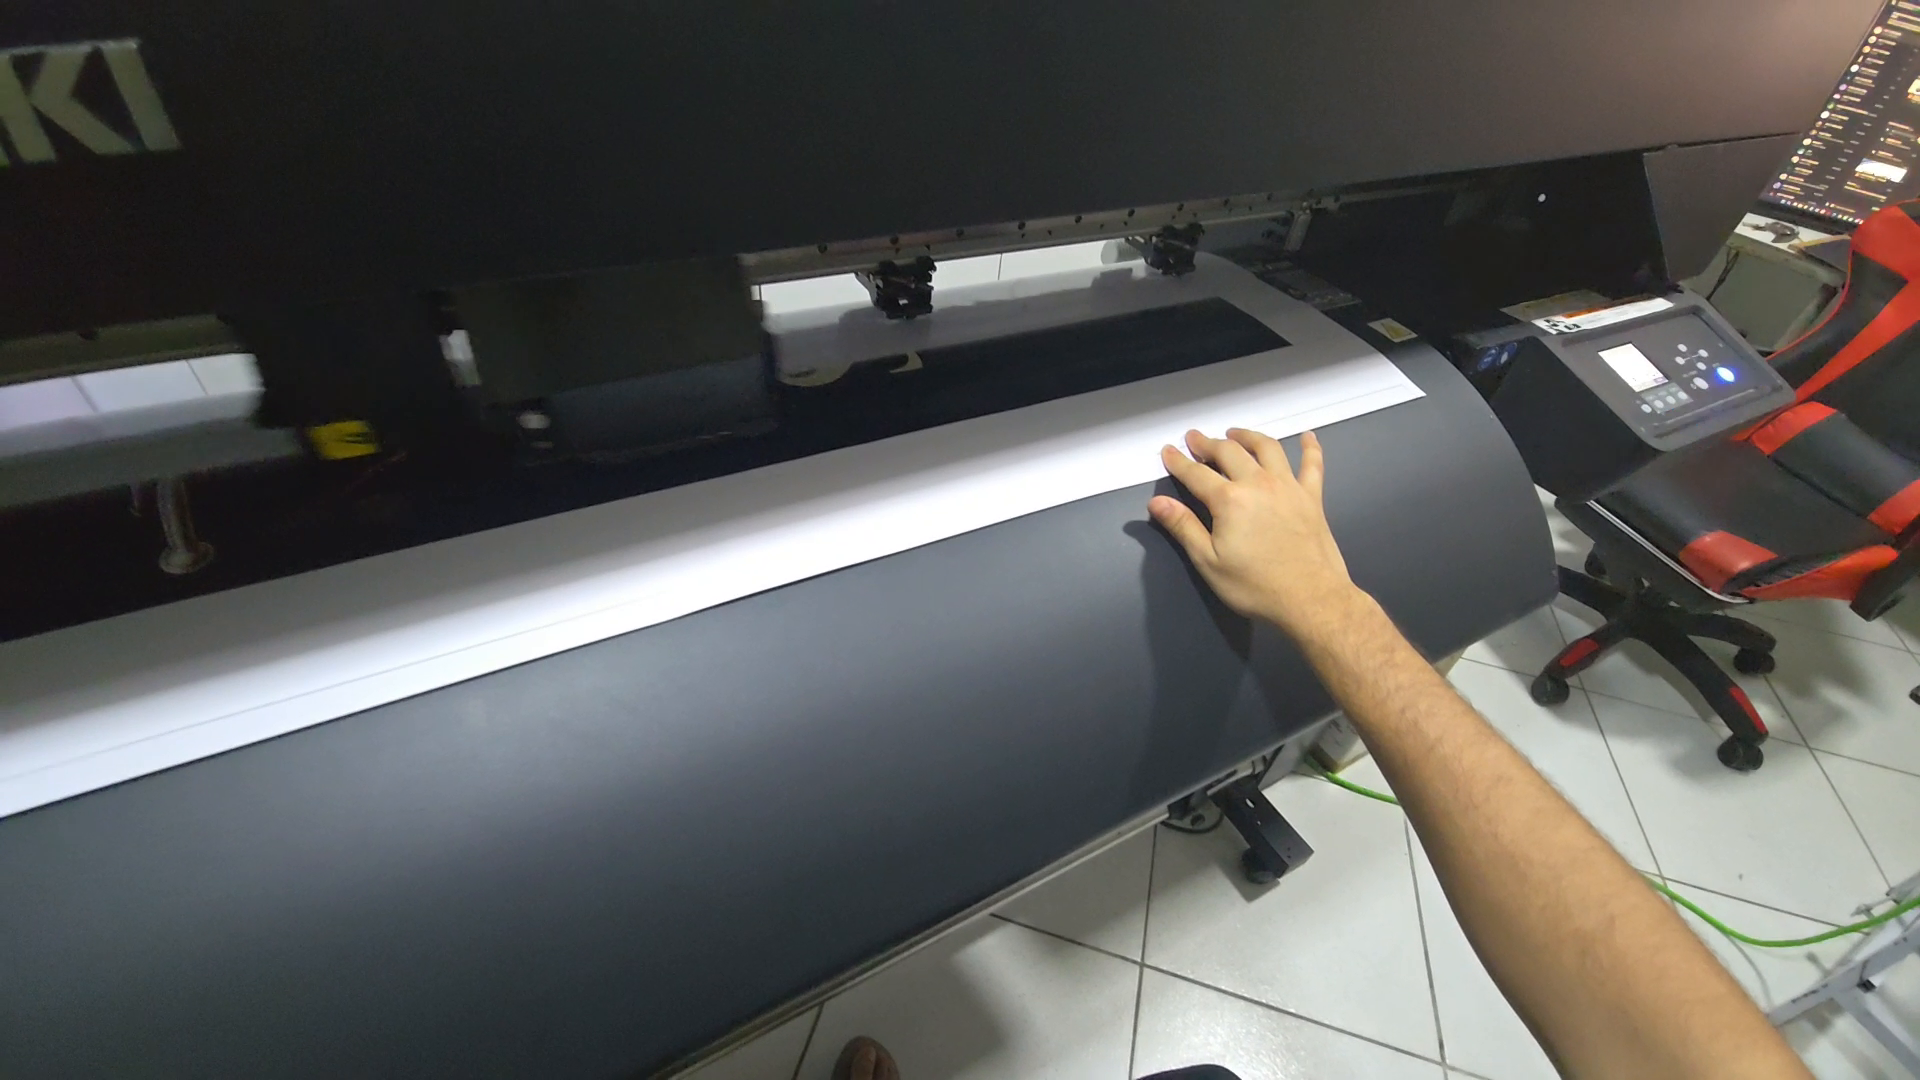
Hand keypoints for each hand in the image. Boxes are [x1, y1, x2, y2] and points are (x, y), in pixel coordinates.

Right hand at [1149, 428, 1364, 638]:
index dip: (1179, 461)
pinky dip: (1310, 447)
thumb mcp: (1208, 561)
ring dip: (1248, 437)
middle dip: (1208, 443)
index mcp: (1229, 500)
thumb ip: (1183, 527)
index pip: (1196, 473)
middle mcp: (1258, 484)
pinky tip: (1307, 437)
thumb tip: (1157, 502)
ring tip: (1235, 433)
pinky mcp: (1312, 498)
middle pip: (1230, 452)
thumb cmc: (1255, 586)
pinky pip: (1312, 465)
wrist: (1310, 599)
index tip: (1168, 451)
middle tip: (1195, 438)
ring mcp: (1288, 487)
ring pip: (1267, 449)